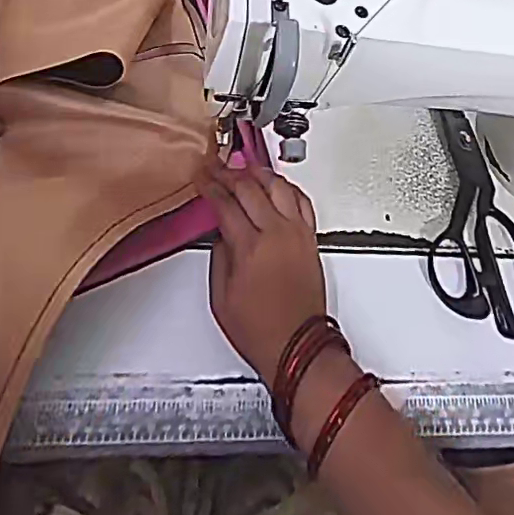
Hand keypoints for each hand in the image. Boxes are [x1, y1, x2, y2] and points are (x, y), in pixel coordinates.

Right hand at [199, 161, 326, 386]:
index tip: (203, 178)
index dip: (211, 187)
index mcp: (250, 248)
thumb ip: (220, 257)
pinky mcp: (310, 238)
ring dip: (259, 173)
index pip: (226, 203)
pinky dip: (287, 187)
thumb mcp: (221, 298)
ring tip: (246, 168)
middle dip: (229, 174)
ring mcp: (297, 234)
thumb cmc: (262, 330)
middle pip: (250, 188)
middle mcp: (276, 234)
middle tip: (218, 168)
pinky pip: (301, 201)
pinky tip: (278, 184)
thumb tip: (221, 233)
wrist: (299, 346)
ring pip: (278, 186)